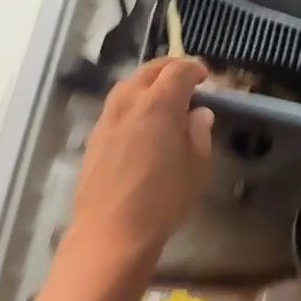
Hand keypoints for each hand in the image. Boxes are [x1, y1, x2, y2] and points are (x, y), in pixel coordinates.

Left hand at [66, 58, 214, 273]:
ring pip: (128, 85)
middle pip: (149, 71)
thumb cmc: (163, 200)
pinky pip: (116, 106)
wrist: (112, 231)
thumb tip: (198, 114)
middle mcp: (130, 102)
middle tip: (186, 81)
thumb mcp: (196, 168)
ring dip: (148, 83)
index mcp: (160, 103)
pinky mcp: (95, 136)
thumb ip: (198, 133)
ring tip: (163, 99)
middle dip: (170, 69)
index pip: (178, 71)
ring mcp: (108, 118)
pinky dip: (133, 102)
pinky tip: (141, 123)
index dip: (194, 69)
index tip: (205, 78)